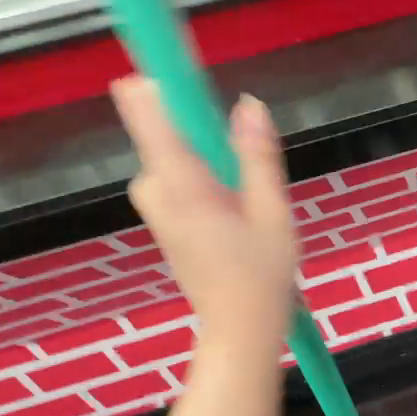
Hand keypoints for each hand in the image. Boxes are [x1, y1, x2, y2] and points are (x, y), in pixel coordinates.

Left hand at [111, 76, 297, 352]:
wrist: (239, 330)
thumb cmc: (262, 277)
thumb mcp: (273, 215)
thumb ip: (258, 157)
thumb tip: (248, 103)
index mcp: (178, 180)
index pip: (142, 102)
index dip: (168, 84)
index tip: (200, 95)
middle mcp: (152, 185)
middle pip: (167, 128)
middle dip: (206, 142)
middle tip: (246, 184)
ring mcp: (152, 203)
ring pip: (176, 156)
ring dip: (210, 170)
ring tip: (244, 212)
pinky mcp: (160, 218)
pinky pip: (178, 179)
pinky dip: (205, 188)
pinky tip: (233, 224)